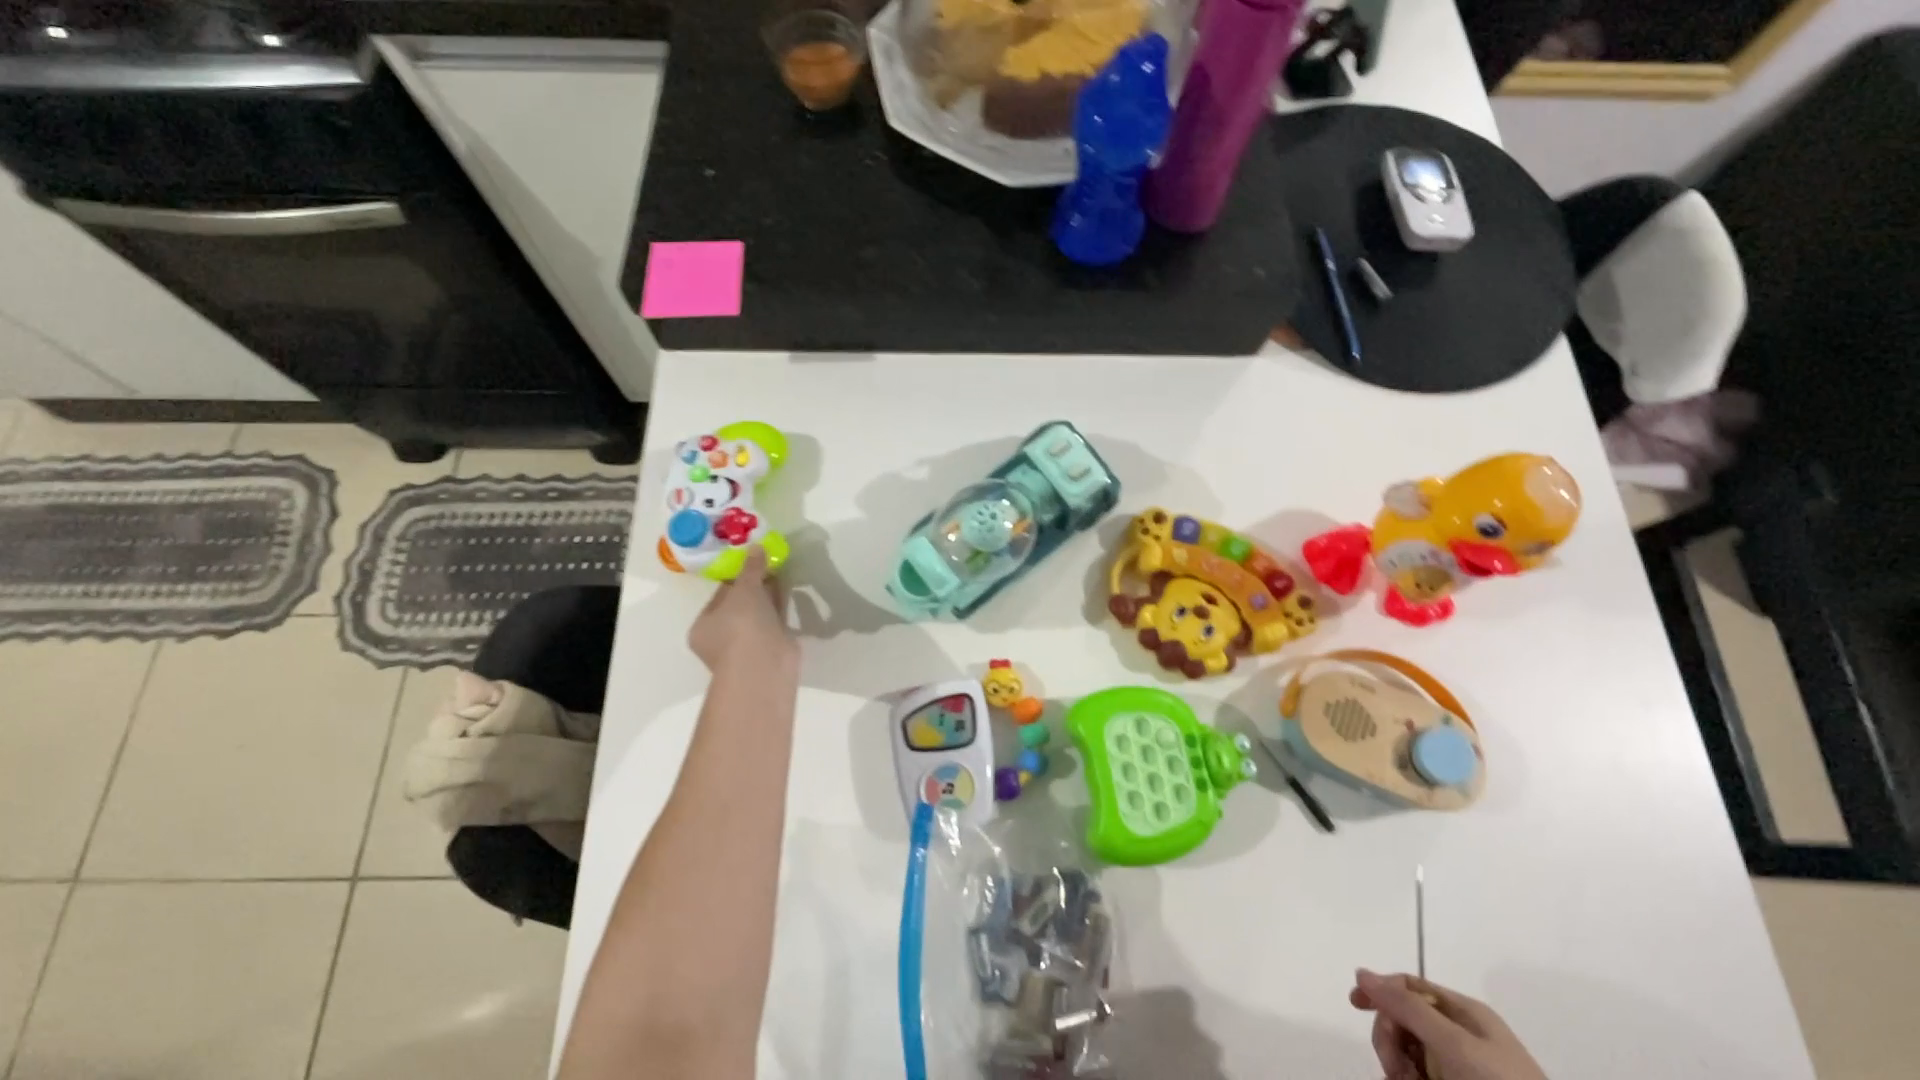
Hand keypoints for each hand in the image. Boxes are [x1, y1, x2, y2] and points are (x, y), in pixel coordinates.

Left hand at [688, 546, 796, 674]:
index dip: (736, 576)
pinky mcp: (769, 650)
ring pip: (758, 615)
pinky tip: (789, 590)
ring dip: (768, 595)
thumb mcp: (744, 589)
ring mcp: (746, 647)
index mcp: (703, 626)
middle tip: (769, 562)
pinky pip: (773, 623)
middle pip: (739, 605)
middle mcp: (721, 638)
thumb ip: (751, 568)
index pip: (719, 595)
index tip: (752, 561)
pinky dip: (779, 608)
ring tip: (781, 570)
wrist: (764, 666)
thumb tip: (756, 546)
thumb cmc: (741, 626)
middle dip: (755, 585)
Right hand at [1350, 969, 1545, 1079]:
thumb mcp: (1453, 1044)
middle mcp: (1457, 1036)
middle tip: (1398, 1069)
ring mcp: (1454, 1068)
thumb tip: (1362, 972)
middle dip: (1391, 1041)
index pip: (1410, 986)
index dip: (1380, 990)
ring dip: (1396, 1068)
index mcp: (1463, 1013)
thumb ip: (1408, 1007)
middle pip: (1402, 1021)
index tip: (1355, 1004)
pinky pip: (1412, 1076)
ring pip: (1404, 1053)